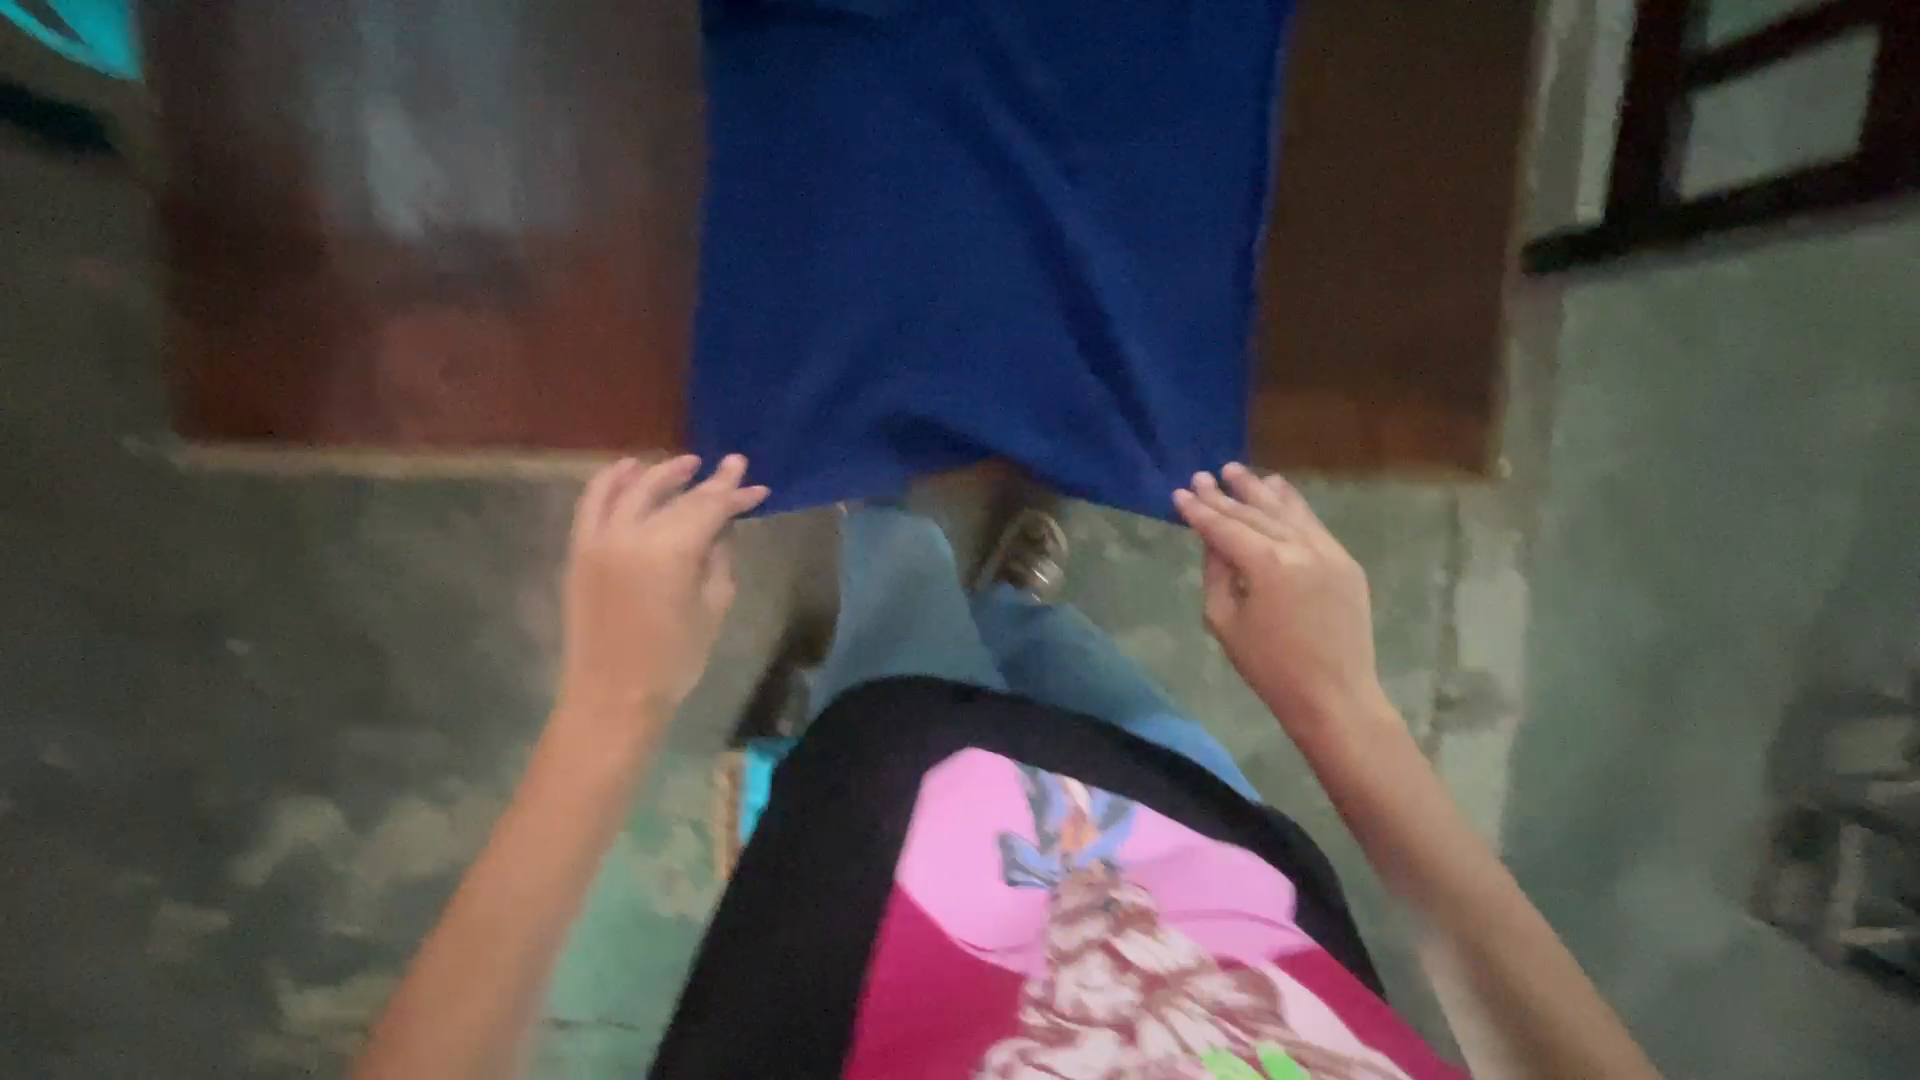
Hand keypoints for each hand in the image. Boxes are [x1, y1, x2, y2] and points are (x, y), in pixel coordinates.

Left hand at [557, 454, 768, 724]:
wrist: (613, 695)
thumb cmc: (674, 659)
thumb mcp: (713, 606)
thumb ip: (718, 558)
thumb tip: (720, 528)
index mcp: (670, 551)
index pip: (709, 508)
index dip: (735, 495)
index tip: (757, 486)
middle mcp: (631, 534)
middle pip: (676, 496)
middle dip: (708, 482)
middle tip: (731, 466)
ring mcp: (599, 539)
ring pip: (634, 490)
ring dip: (661, 473)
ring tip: (687, 464)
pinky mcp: (580, 550)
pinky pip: (592, 503)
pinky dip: (609, 481)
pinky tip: (629, 468)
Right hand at [1173, 463, 1387, 737]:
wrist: (1333, 695)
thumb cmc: (1269, 666)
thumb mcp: (1225, 621)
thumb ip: (1217, 572)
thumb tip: (1214, 540)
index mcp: (1267, 564)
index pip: (1226, 528)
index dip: (1200, 511)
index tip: (1181, 493)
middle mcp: (1300, 548)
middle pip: (1255, 514)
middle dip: (1225, 495)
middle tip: (1203, 476)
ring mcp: (1328, 552)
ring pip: (1287, 511)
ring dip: (1260, 490)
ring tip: (1236, 471)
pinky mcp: (1345, 562)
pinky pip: (1313, 524)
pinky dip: (1293, 504)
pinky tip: (1278, 487)